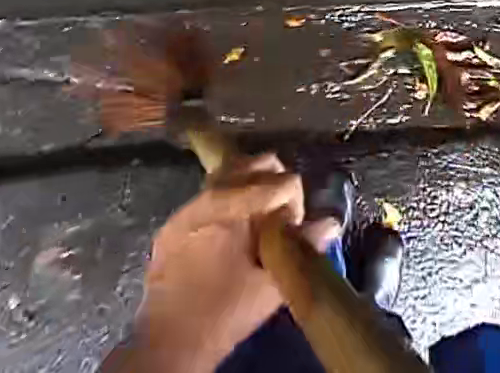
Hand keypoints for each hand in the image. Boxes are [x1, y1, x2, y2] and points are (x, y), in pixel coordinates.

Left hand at [104, 154, 340, 372]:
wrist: (169, 337)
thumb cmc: (225, 312)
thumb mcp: (270, 286)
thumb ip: (302, 248)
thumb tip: (331, 223)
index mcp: (237, 204)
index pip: (284, 180)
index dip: (296, 204)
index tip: (292, 230)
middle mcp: (213, 191)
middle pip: (258, 163)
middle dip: (276, 184)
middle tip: (279, 219)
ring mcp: (191, 201)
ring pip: (231, 171)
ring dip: (251, 186)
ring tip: (257, 222)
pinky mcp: (176, 217)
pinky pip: (209, 192)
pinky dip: (227, 200)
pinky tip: (229, 231)